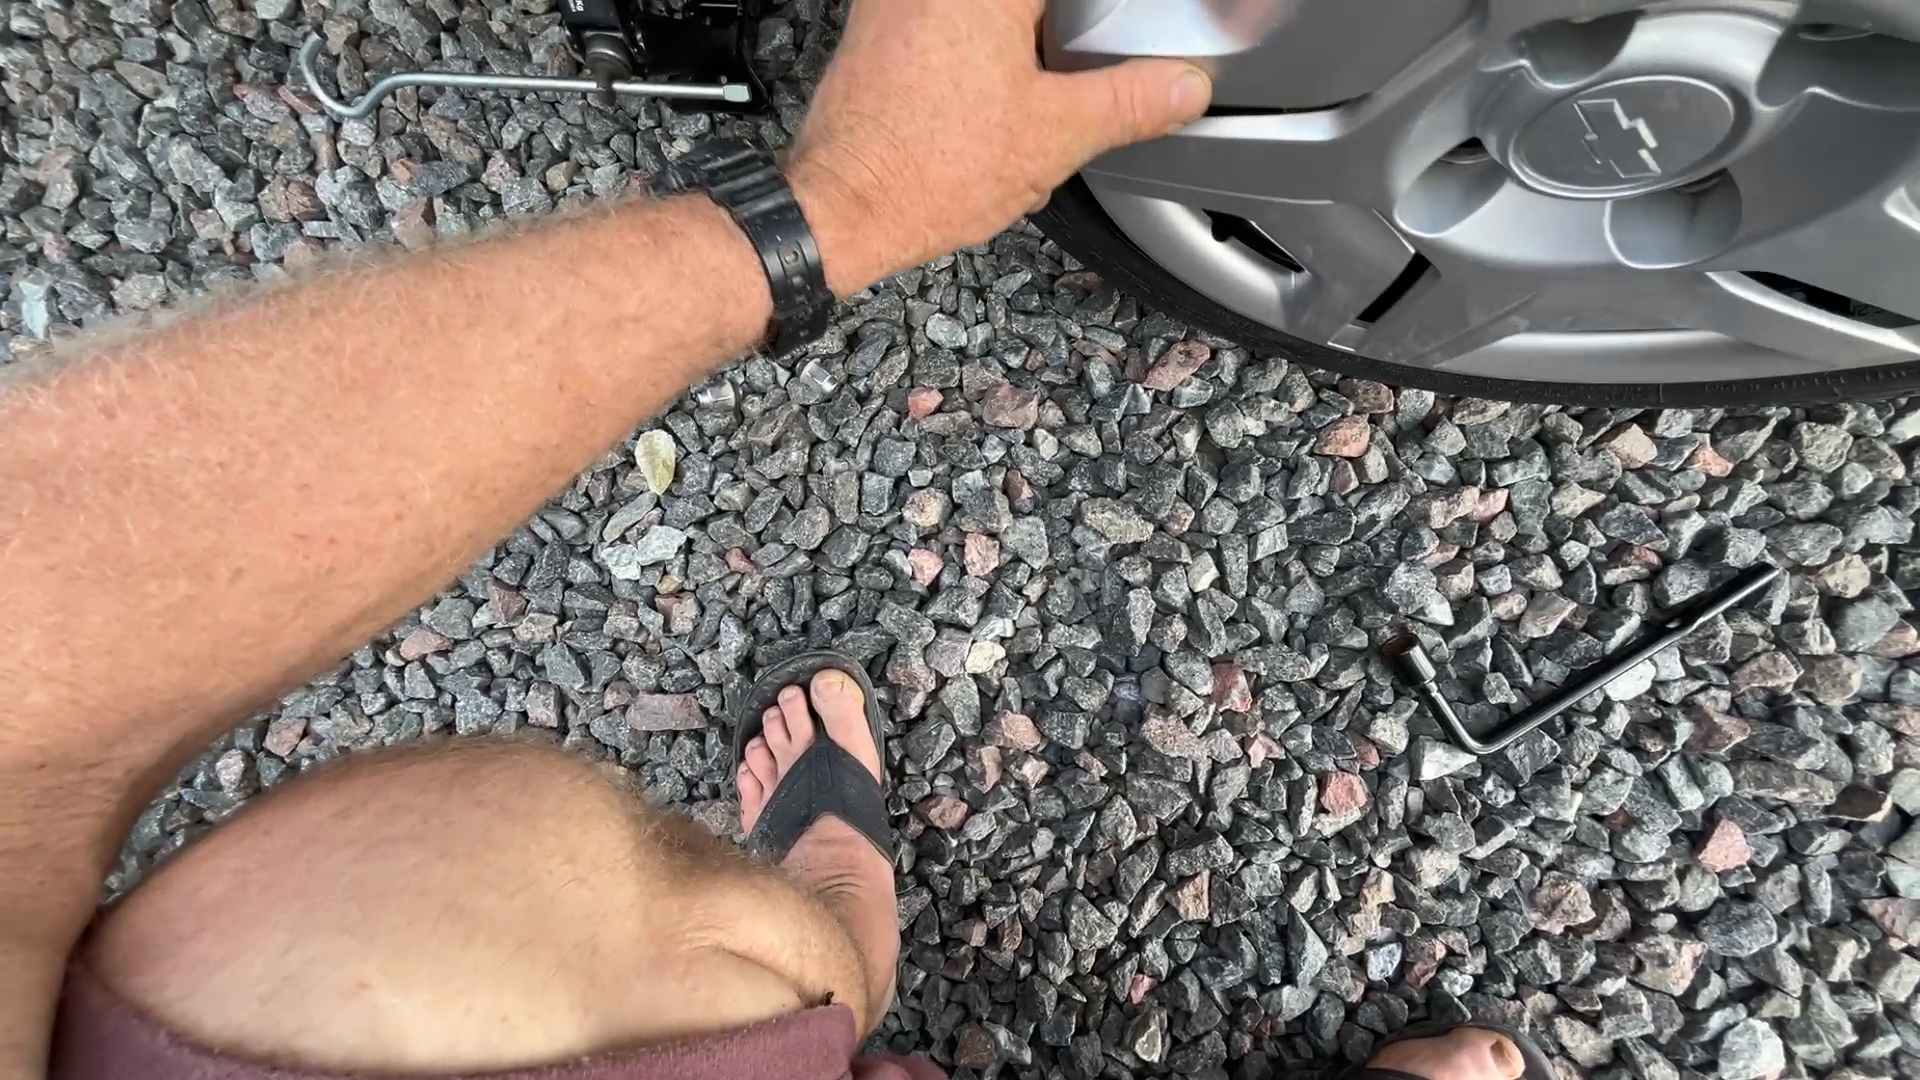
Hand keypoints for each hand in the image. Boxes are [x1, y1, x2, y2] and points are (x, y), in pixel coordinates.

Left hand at [787, 0, 1212, 295]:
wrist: (841, 210)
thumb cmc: (926, 173)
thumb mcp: (1051, 138)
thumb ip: (1127, 103)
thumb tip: (1184, 88)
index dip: (1099, 21)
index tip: (1106, 46)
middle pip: (1033, 8)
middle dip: (1059, 42)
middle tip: (1073, 80)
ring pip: (990, 20)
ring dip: (1021, 53)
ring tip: (1028, 106)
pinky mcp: (879, 28)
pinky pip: (949, 28)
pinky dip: (980, 61)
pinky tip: (987, 113)